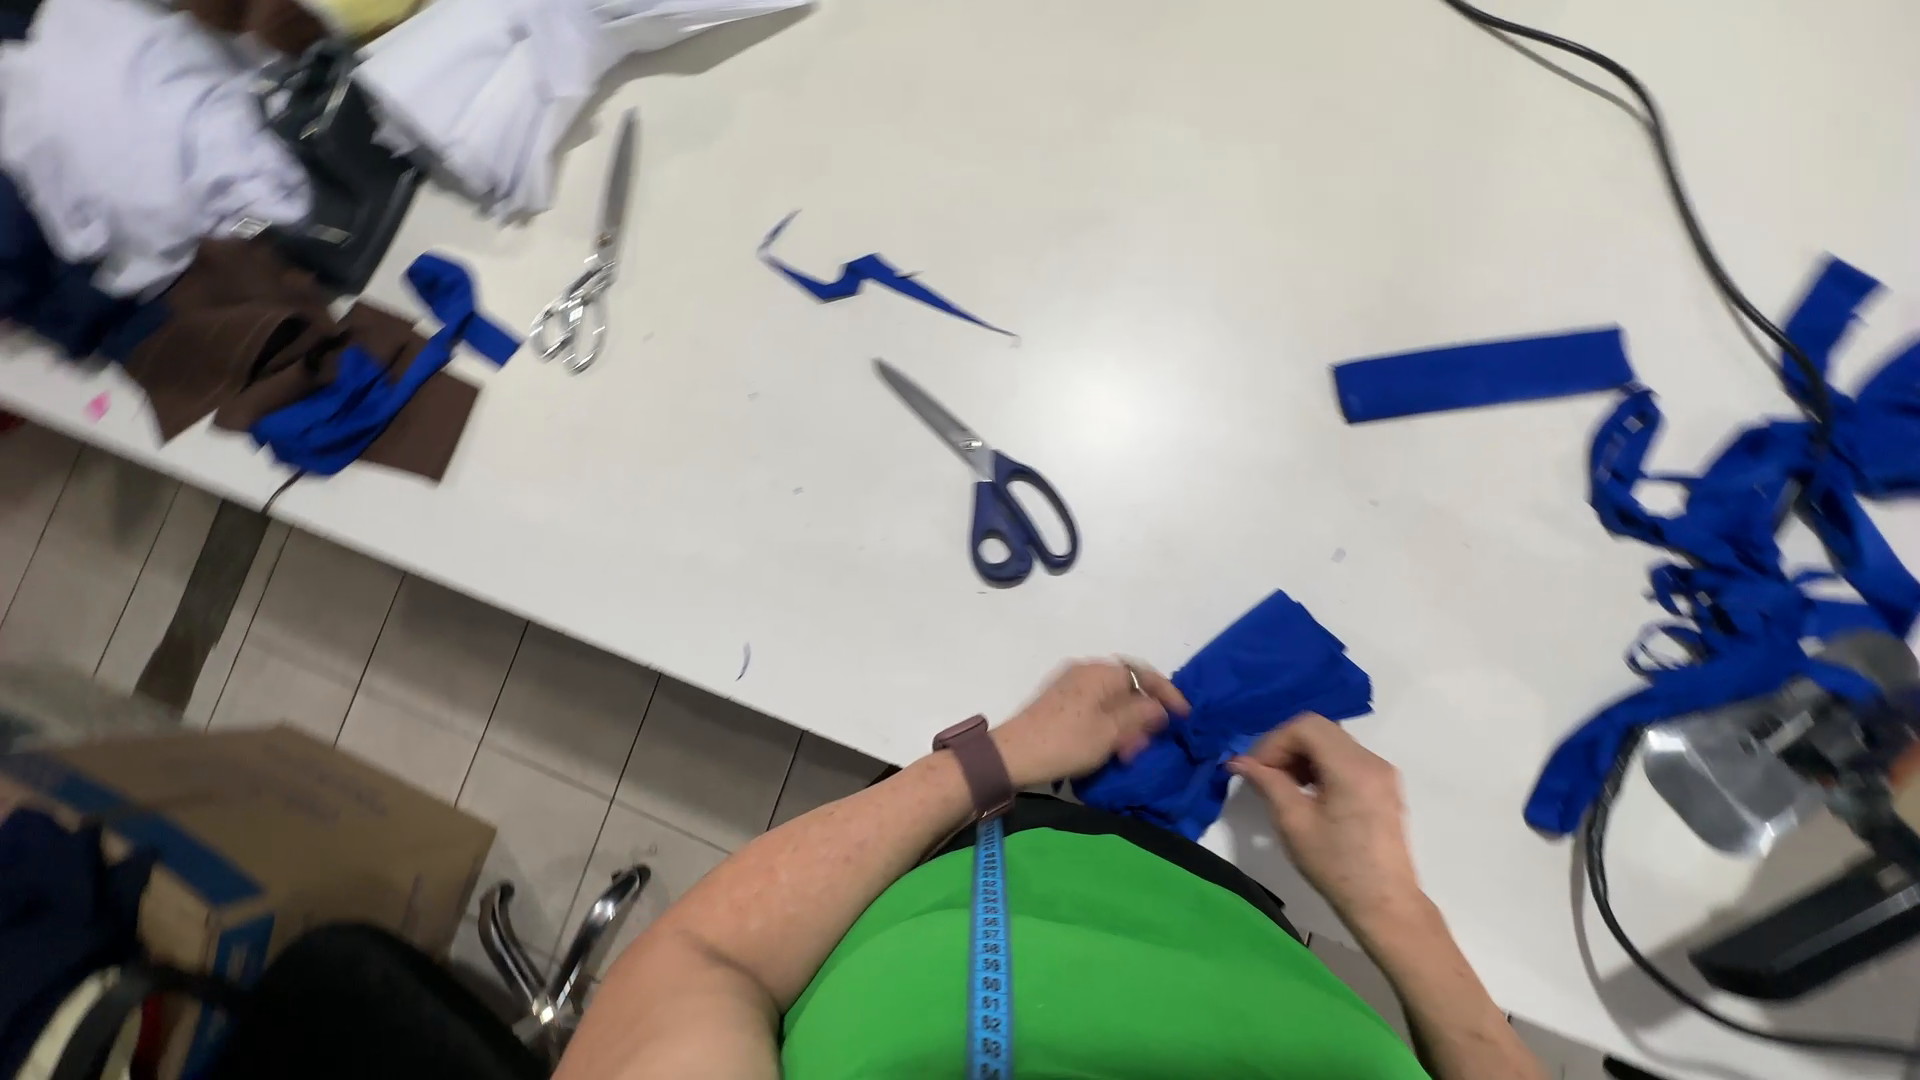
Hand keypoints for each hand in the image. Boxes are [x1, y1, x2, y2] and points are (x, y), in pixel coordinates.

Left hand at [989, 659, 1188, 788]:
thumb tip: (1160, 707)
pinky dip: (1108, 722)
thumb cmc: (1068, 741)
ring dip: (1127, 720)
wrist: (1015, 754)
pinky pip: (1095, 705)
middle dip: (1144, 711)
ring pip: (1111, 698)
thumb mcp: (1112, 731)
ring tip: (1131, 749)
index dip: (1166, 694)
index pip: (1143, 673)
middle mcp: (1085, 669)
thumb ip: (1141, 715)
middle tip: (1153, 739)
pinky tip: (1110, 746)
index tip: (1183, 717)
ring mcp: (1069, 684)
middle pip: (1127, 685)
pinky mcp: (1059, 700)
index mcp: (1100, 671)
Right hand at [1227, 714, 1422, 931]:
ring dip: (1301, 754)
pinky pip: (1344, 757)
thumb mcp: (1293, 822)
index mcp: (1353, 768)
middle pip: (1318, 729)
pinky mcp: (1382, 785)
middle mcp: (1372, 761)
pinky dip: (1319, 764)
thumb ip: (1267, 782)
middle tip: (1265, 774)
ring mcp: (1381, 772)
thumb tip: (1238, 761)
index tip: (1256, 769)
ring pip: (1330, 741)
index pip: (1305, 727)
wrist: (1384, 905)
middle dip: (1285, 746)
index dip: (1274, 742)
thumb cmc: (1336, 865)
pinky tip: (1306, 791)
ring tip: (1283, 784)